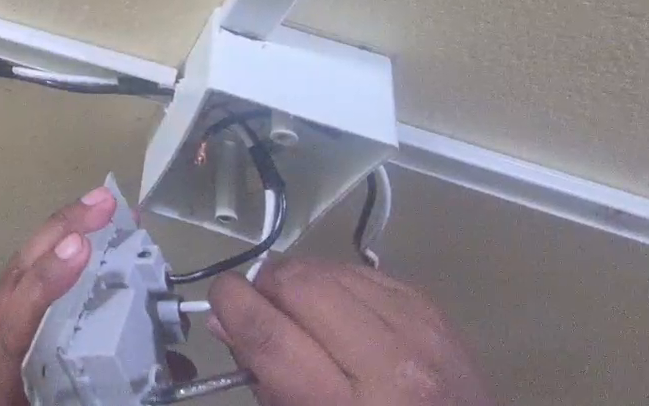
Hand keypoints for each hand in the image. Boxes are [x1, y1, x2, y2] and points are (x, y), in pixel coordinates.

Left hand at [0, 187, 117, 405]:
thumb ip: (91, 394)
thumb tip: (152, 372)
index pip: (13, 316)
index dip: (47, 280)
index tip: (83, 247)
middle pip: (17, 272)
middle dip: (62, 230)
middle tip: (108, 203)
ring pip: (24, 268)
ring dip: (64, 232)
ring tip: (103, 208)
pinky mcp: (4, 329)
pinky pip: (31, 283)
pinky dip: (61, 257)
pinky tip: (88, 240)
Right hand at [208, 258, 493, 405]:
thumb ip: (264, 380)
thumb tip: (223, 319)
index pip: (271, 336)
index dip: (232, 305)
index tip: (219, 299)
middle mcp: (389, 364)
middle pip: (298, 286)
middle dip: (266, 287)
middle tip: (262, 308)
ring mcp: (416, 329)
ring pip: (326, 268)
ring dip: (299, 281)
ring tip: (300, 310)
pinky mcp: (429, 307)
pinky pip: (359, 269)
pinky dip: (336, 282)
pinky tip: (338, 309)